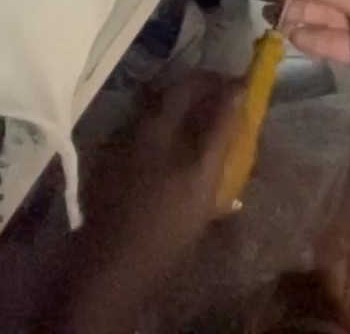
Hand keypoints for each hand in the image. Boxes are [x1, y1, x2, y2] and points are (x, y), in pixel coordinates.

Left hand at [52, 70, 242, 332]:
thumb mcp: (202, 176)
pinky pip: (144, 140)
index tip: (239, 89)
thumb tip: (238, 88)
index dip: (216, 81)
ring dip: (182, 119)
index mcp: (156, 120)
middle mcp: (133, 124)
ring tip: (205, 139)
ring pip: (155, 119)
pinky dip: (165, 140)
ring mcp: (118, 146)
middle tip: (225, 113)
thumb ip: (221, 130)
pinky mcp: (110, 170)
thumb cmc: (164, 221)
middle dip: (199, 98)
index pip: (190, 82)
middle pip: (169, 97)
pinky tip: (175, 164)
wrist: (110, 268)